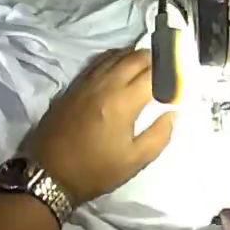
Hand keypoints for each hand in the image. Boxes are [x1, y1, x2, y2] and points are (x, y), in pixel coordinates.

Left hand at [24, 49, 175, 201]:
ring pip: (117, 54)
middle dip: (158, 60)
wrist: (48, 175)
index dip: (173, 75)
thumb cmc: (95, 170)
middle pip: (137, 57)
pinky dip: (116, 58)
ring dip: (137, 56)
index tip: (182, 83)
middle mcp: (106, 84)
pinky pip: (99, 61)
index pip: (155, 74)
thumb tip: (173, 113)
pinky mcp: (74, 85)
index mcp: (123, 102)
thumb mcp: (135, 161)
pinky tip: (122, 67)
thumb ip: (160, 135)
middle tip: (169, 72)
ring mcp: (87, 82)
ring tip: (150, 66)